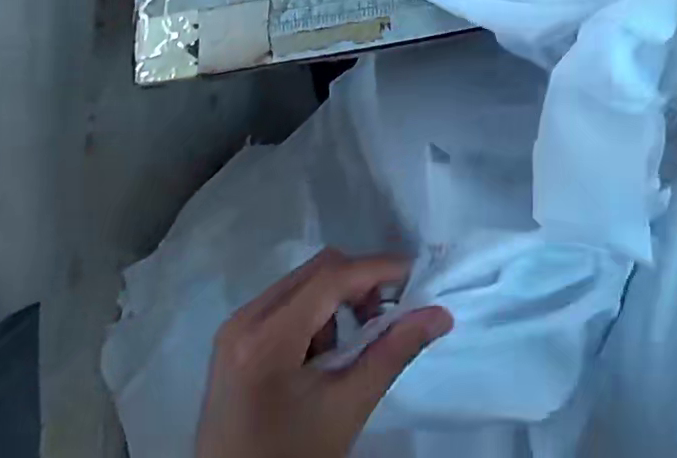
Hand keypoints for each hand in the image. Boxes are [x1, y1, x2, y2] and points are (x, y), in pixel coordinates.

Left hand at [196, 249, 453, 457]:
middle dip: (361, 284)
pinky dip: (318, 313)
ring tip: (357, 342)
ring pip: (305, 283)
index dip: (378, 270)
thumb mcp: (347, 407)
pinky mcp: (236, 340)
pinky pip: (289, 302)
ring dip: (340, 299)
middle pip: (318, 271)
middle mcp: (245, 319)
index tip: (417, 276)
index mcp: (266, 338)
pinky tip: (328, 352)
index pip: (331, 279)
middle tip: (390, 314)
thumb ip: (394, 351)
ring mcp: (236, 328)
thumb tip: (440, 314)